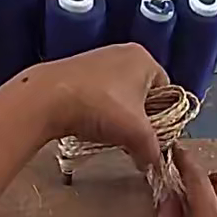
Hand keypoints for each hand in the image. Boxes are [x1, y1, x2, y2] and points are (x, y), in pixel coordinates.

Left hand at [0, 43, 168, 170]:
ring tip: (112, 136)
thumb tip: (155, 163)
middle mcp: (124, 52)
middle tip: (134, 140)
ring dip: (121, 119)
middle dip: (142, 119)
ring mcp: (98, 59)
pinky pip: (100, 95)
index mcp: (144, 58)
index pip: (168, 92)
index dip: (165, 118)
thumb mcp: (138, 134)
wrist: (47, 99)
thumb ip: (153, 150)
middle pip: (145, 94)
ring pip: (122, 96)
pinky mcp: (77, 71)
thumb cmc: (101, 107)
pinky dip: (101, 112)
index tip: (155, 138)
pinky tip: (93, 127)